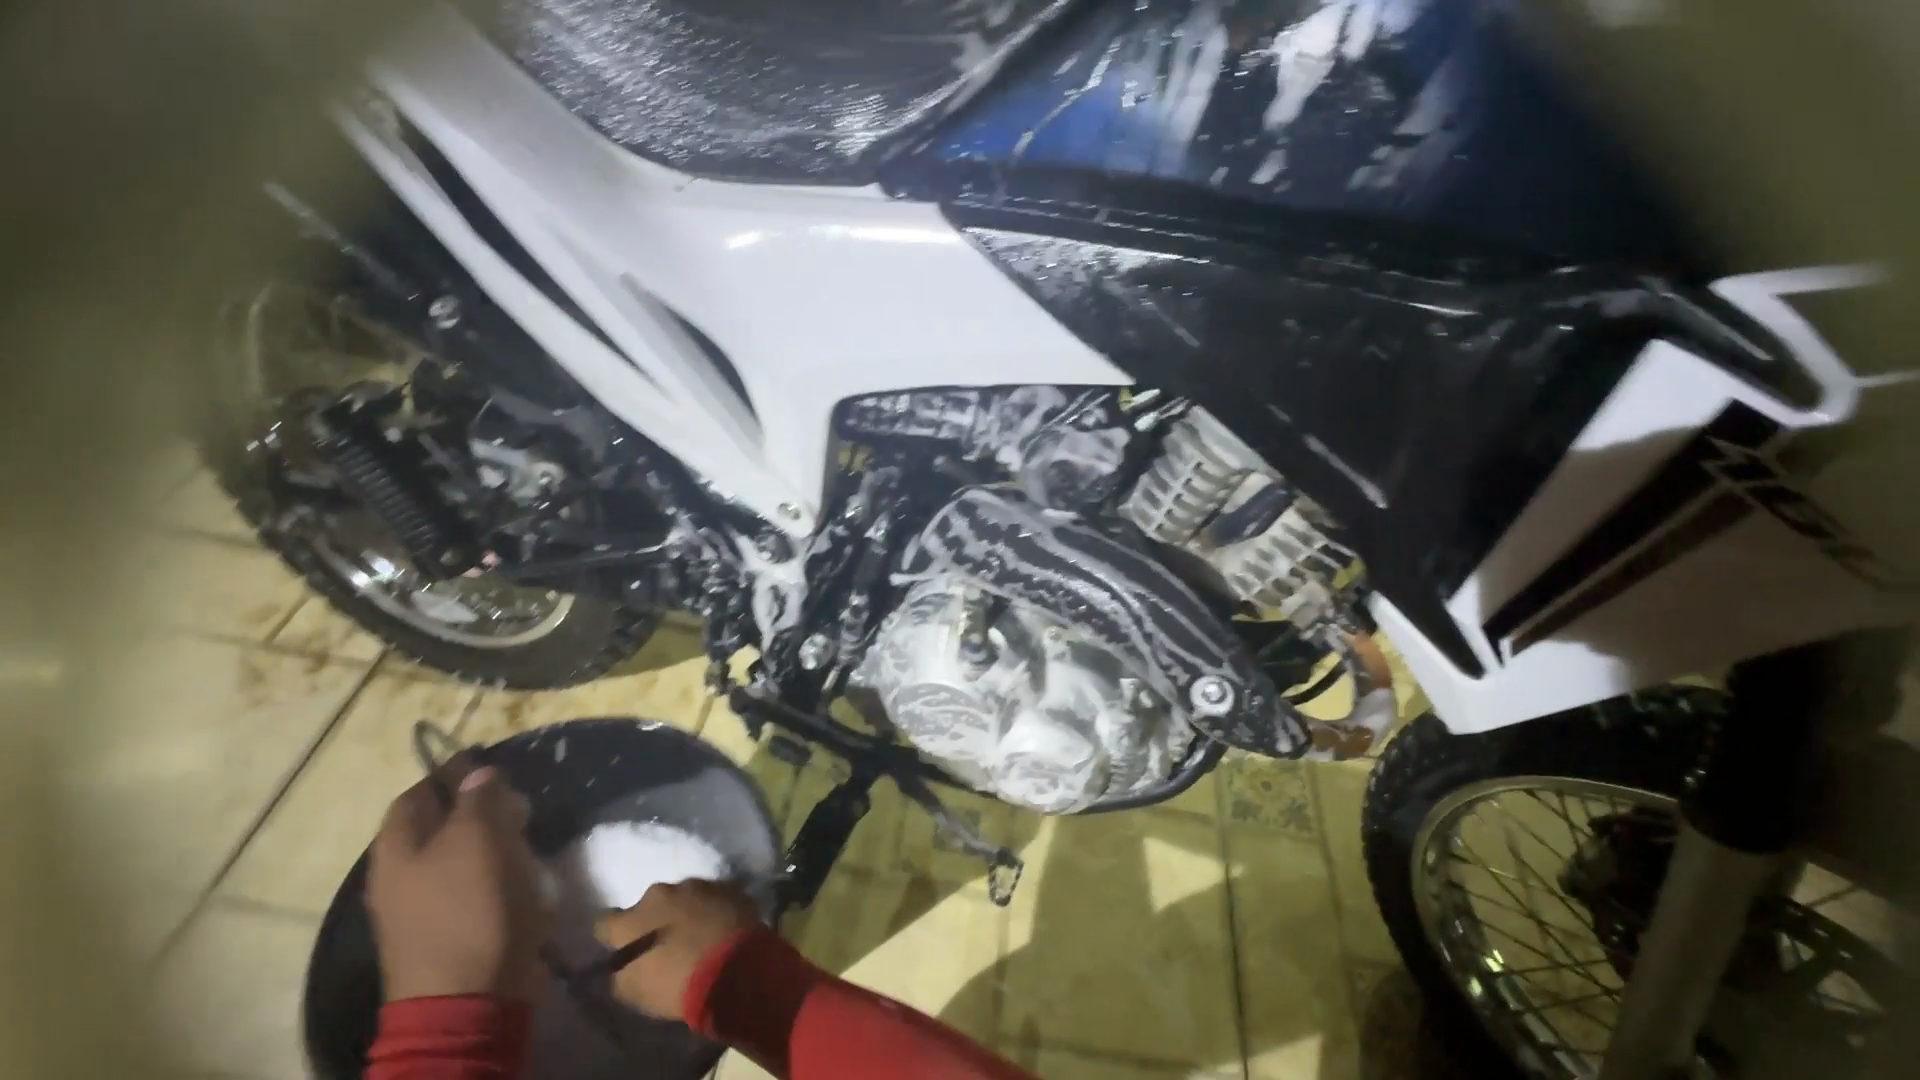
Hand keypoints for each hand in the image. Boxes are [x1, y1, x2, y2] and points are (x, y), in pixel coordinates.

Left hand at [366, 761, 546, 1003]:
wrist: (471, 998)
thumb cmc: (470, 908)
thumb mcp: (477, 839)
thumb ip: (477, 800)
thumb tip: (478, 773)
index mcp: (396, 848)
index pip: (418, 793)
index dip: (453, 775)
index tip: (495, 769)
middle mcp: (401, 874)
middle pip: (440, 825)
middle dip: (480, 810)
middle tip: (518, 807)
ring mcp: (424, 906)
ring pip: (461, 856)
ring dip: (494, 842)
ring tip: (527, 840)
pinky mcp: (452, 929)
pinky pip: (474, 886)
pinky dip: (498, 874)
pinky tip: (524, 876)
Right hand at [596, 880, 759, 1019]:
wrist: (735, 969)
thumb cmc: (677, 985)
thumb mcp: (634, 993)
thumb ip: (621, 974)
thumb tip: (621, 966)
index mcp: (631, 920)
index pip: (605, 923)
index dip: (613, 935)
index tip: (621, 946)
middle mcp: (660, 893)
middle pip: (650, 905)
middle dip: (656, 919)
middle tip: (668, 942)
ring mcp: (697, 885)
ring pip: (684, 897)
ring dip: (687, 911)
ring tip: (700, 933)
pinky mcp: (727, 886)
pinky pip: (713, 896)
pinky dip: (713, 909)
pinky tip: (722, 927)